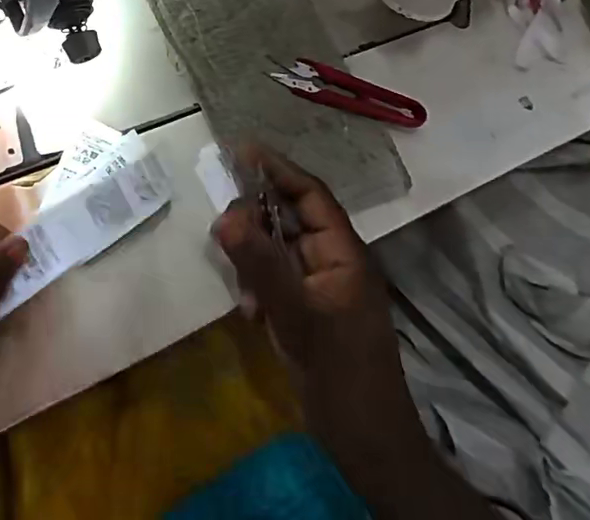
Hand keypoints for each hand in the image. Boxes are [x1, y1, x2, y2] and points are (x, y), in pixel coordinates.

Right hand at [211, 146, 398, 393]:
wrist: (365, 441)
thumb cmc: (341, 374)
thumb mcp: (296, 317)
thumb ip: (260, 265)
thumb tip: (224, 218)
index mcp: (343, 254)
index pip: (310, 195)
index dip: (277, 169)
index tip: (241, 149)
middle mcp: (331, 261)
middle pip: (286, 217)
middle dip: (253, 221)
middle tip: (225, 234)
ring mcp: (318, 284)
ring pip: (274, 246)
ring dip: (251, 259)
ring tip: (244, 290)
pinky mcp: (304, 306)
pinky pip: (271, 275)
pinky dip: (255, 285)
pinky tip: (250, 311)